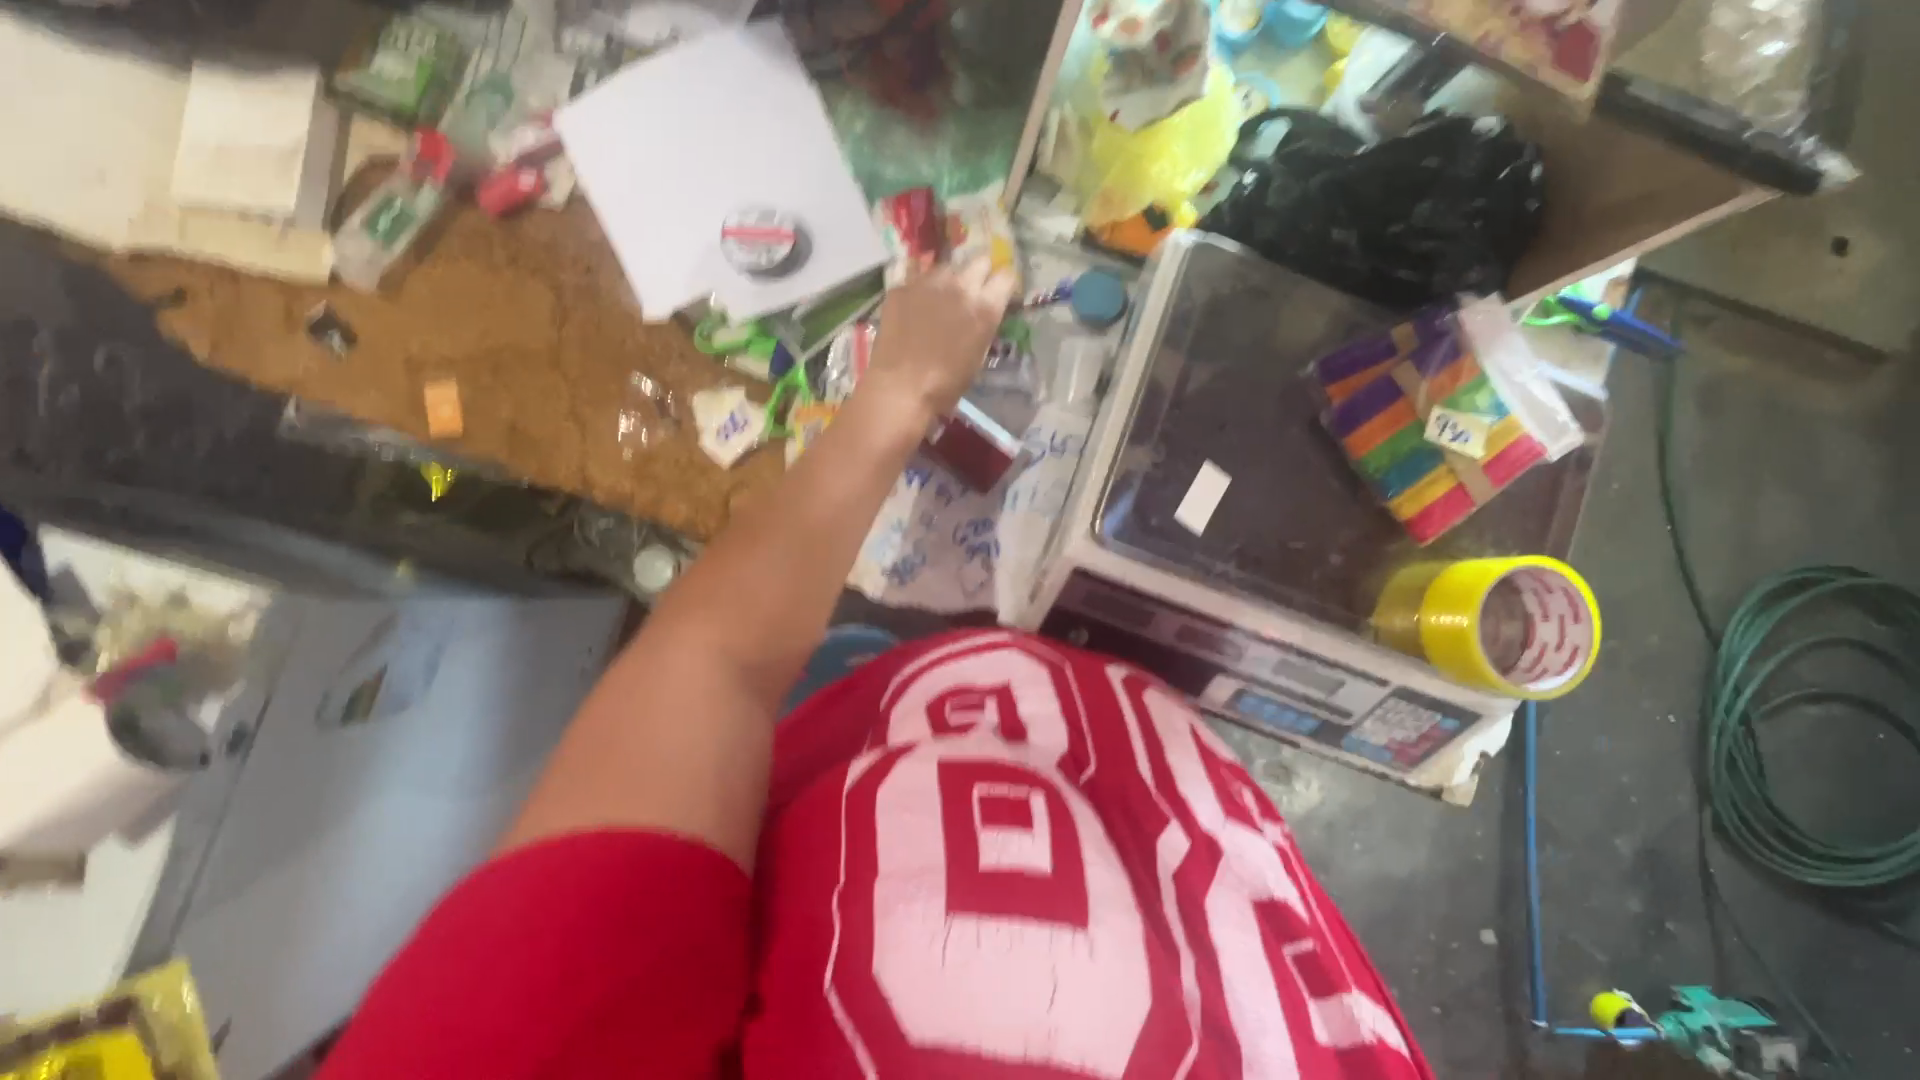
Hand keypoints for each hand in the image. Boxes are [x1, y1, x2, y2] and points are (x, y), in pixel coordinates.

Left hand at [860, 257, 1017, 421]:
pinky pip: (917, 276)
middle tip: (974, 288)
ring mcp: (928, 282)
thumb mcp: (978, 356)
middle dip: (980, 272)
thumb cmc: (946, 384)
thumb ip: (983, 325)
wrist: (900, 387)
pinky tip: (915, 304)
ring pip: (947, 266)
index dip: (1004, 283)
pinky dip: (921, 287)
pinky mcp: (902, 286)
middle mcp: (960, 285)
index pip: (1006, 275)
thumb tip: (983, 313)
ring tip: (941, 296)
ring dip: (950, 278)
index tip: (1000, 292)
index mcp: (985, 307)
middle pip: (979, 260)